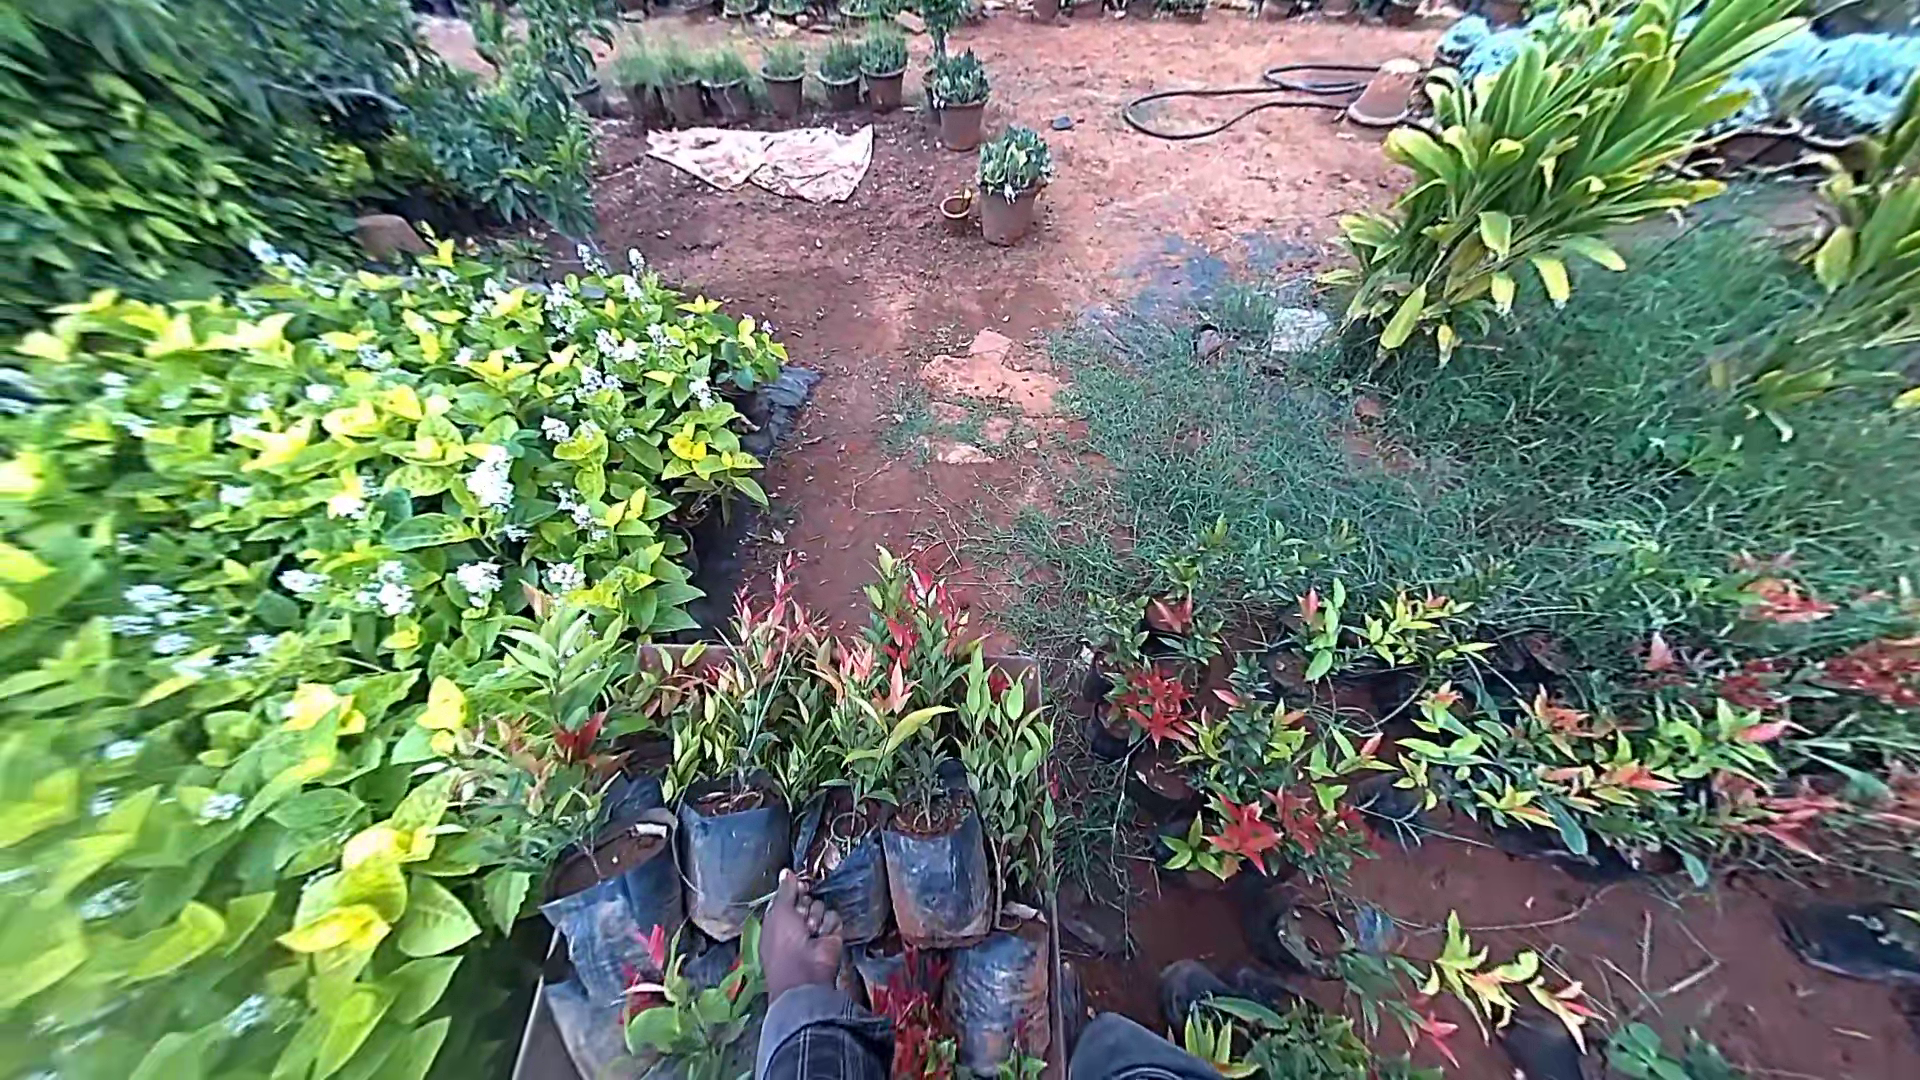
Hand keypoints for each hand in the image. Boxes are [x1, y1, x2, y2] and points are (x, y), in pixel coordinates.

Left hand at [761, 869, 844, 1002]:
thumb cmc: (784, 944)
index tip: (798, 887)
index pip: (789, 895)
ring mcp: (814, 929)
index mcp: (778, 920)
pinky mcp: (831, 934)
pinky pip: (833, 916)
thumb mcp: (779, 913)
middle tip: (801, 916)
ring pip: (820, 905)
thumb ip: (785, 890)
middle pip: (806, 898)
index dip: (794, 890)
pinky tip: (822, 935)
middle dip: (805, 904)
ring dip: (816, 916)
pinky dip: (828, 924)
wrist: (804, 974)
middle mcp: (796, 924)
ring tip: (811, 930)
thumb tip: (786, 871)